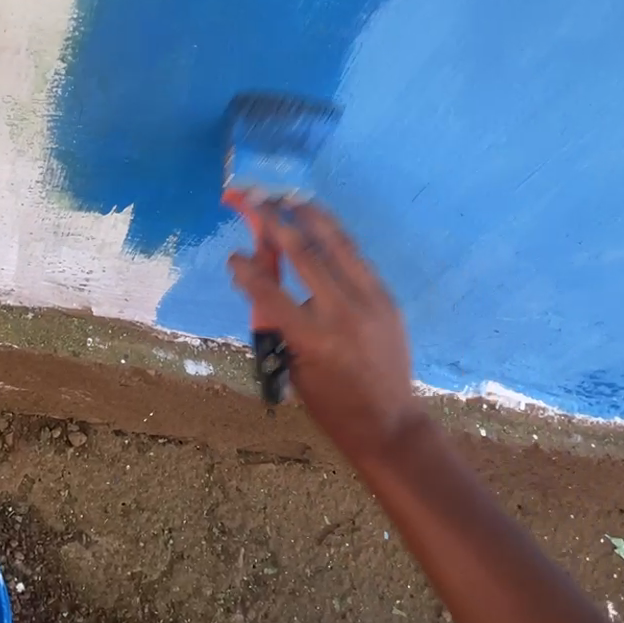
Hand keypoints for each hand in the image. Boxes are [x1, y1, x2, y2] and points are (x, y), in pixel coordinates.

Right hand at [229, 201, 424, 461]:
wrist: (391, 424)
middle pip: (302, 253)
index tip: (233, 257)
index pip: (269, 291)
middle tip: (255, 202)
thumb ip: (277, 319)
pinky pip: (355, 258)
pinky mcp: (387, 298)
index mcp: (313, 338)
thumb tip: (260, 276)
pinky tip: (318, 223)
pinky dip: (333, 236)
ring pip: (336, 244)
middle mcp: (343, 313)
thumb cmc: (329, 403)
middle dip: (274, 222)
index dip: (246, 270)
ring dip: (309, 216)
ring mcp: (371, 302)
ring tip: (289, 198)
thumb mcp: (291, 364)